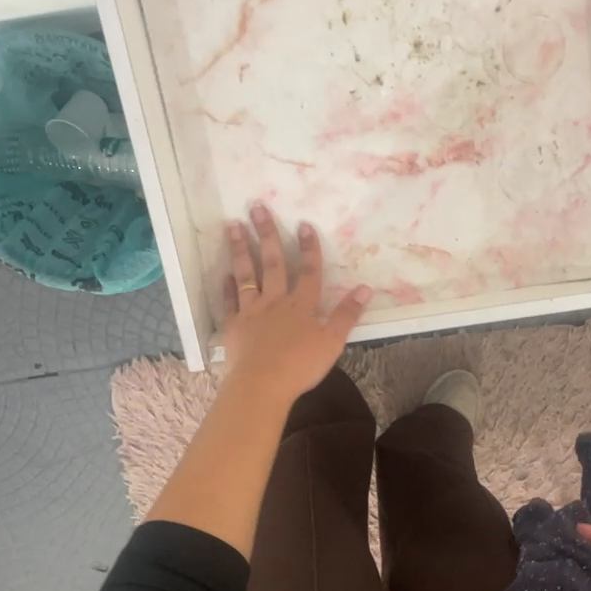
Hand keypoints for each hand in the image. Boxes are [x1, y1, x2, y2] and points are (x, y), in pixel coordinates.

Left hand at [220, 203, 372, 405]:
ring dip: (240, 249)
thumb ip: (347, 315)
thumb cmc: (301, 366)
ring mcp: (251, 311)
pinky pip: (229, 301)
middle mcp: (276, 302)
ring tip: (233, 225)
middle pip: (272, 263)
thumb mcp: (332, 342)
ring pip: (246, 275)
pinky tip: (224, 273)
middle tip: (256, 207)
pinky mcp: (233, 326)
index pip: (308, 271)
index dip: (308, 248)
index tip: (304, 224)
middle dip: (266, 234)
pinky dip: (226, 286)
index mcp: (302, 306)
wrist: (263, 384)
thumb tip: (366, 288)